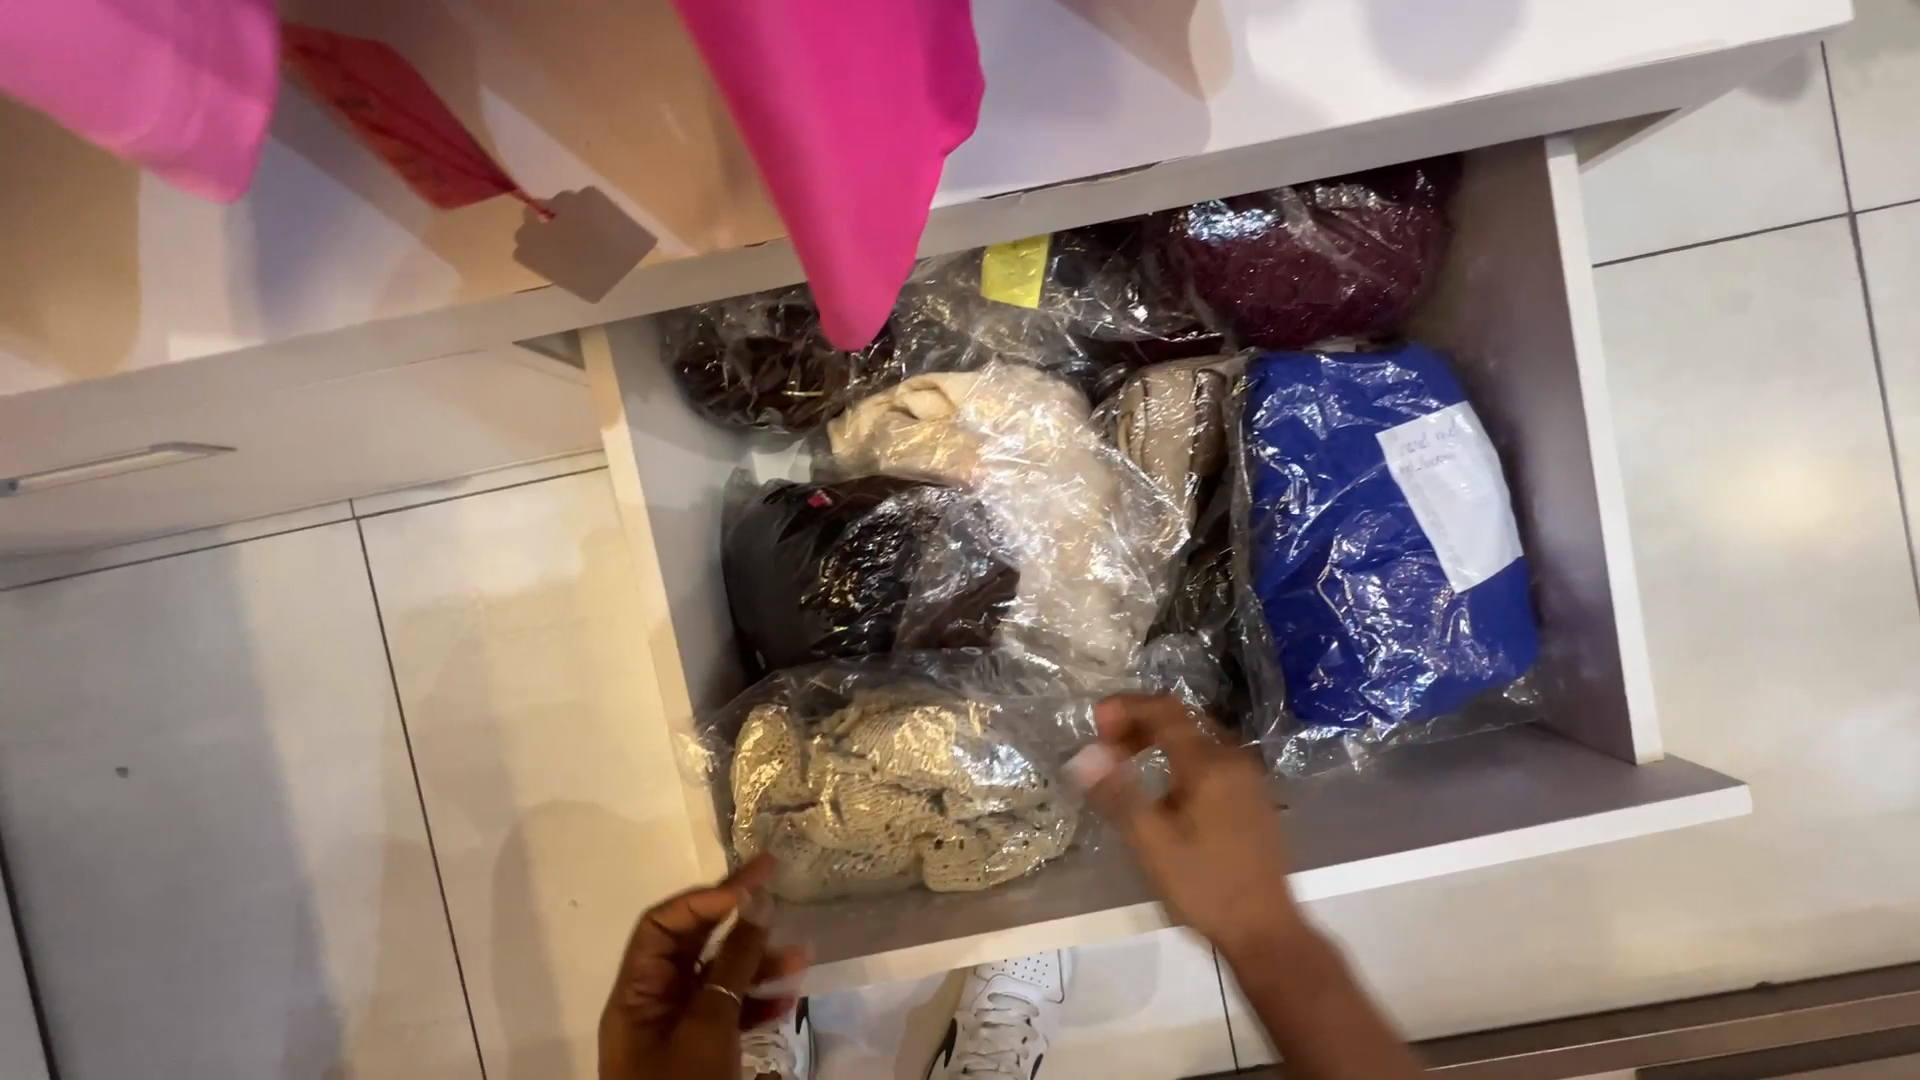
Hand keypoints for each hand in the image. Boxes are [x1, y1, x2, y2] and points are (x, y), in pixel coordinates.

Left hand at [599, 855, 808, 1079]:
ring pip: (719, 975)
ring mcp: (679, 1028)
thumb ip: (732, 964)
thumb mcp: (708, 1027)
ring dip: (758, 962)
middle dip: (737, 915)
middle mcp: (654, 1002)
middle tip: (775, 879)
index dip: (703, 900)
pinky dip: (758, 1000)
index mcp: (637, 994)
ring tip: (800, 956)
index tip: (748, 890)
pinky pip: (730, 1010)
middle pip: (694, 942)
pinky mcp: (702, 1051)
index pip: (662, 925)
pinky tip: (789, 998)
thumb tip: (756, 906)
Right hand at [1069, 693, 1305, 957]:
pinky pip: (1211, 757)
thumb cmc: (1205, 887)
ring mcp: (1248, 777)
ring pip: (1197, 737)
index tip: (1096, 721)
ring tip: (1127, 761)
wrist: (1267, 932)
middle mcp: (1233, 759)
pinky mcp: (1253, 797)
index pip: (1165, 710)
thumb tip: (1083, 756)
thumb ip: (1117, 793)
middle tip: (1106, 743)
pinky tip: (1163, 786)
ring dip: (1158, 738)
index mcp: (1209, 764)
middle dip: (1139, 722)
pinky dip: (1179, 756)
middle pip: (1182, 719)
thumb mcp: (1151, 843)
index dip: (1127, 707)